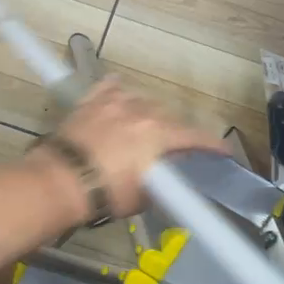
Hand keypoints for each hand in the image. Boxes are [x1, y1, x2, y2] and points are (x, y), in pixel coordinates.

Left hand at [39, 79, 223, 217]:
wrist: (61, 178)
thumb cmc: (106, 192)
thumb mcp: (145, 195)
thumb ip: (162, 180)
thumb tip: (166, 177)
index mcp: (159, 133)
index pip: (195, 136)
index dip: (212, 145)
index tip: (222, 152)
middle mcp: (140, 110)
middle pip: (168, 116)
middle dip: (176, 131)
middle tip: (174, 146)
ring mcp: (113, 101)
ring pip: (141, 99)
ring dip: (148, 111)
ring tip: (146, 125)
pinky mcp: (89, 100)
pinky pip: (110, 88)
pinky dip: (119, 92)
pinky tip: (120, 94)